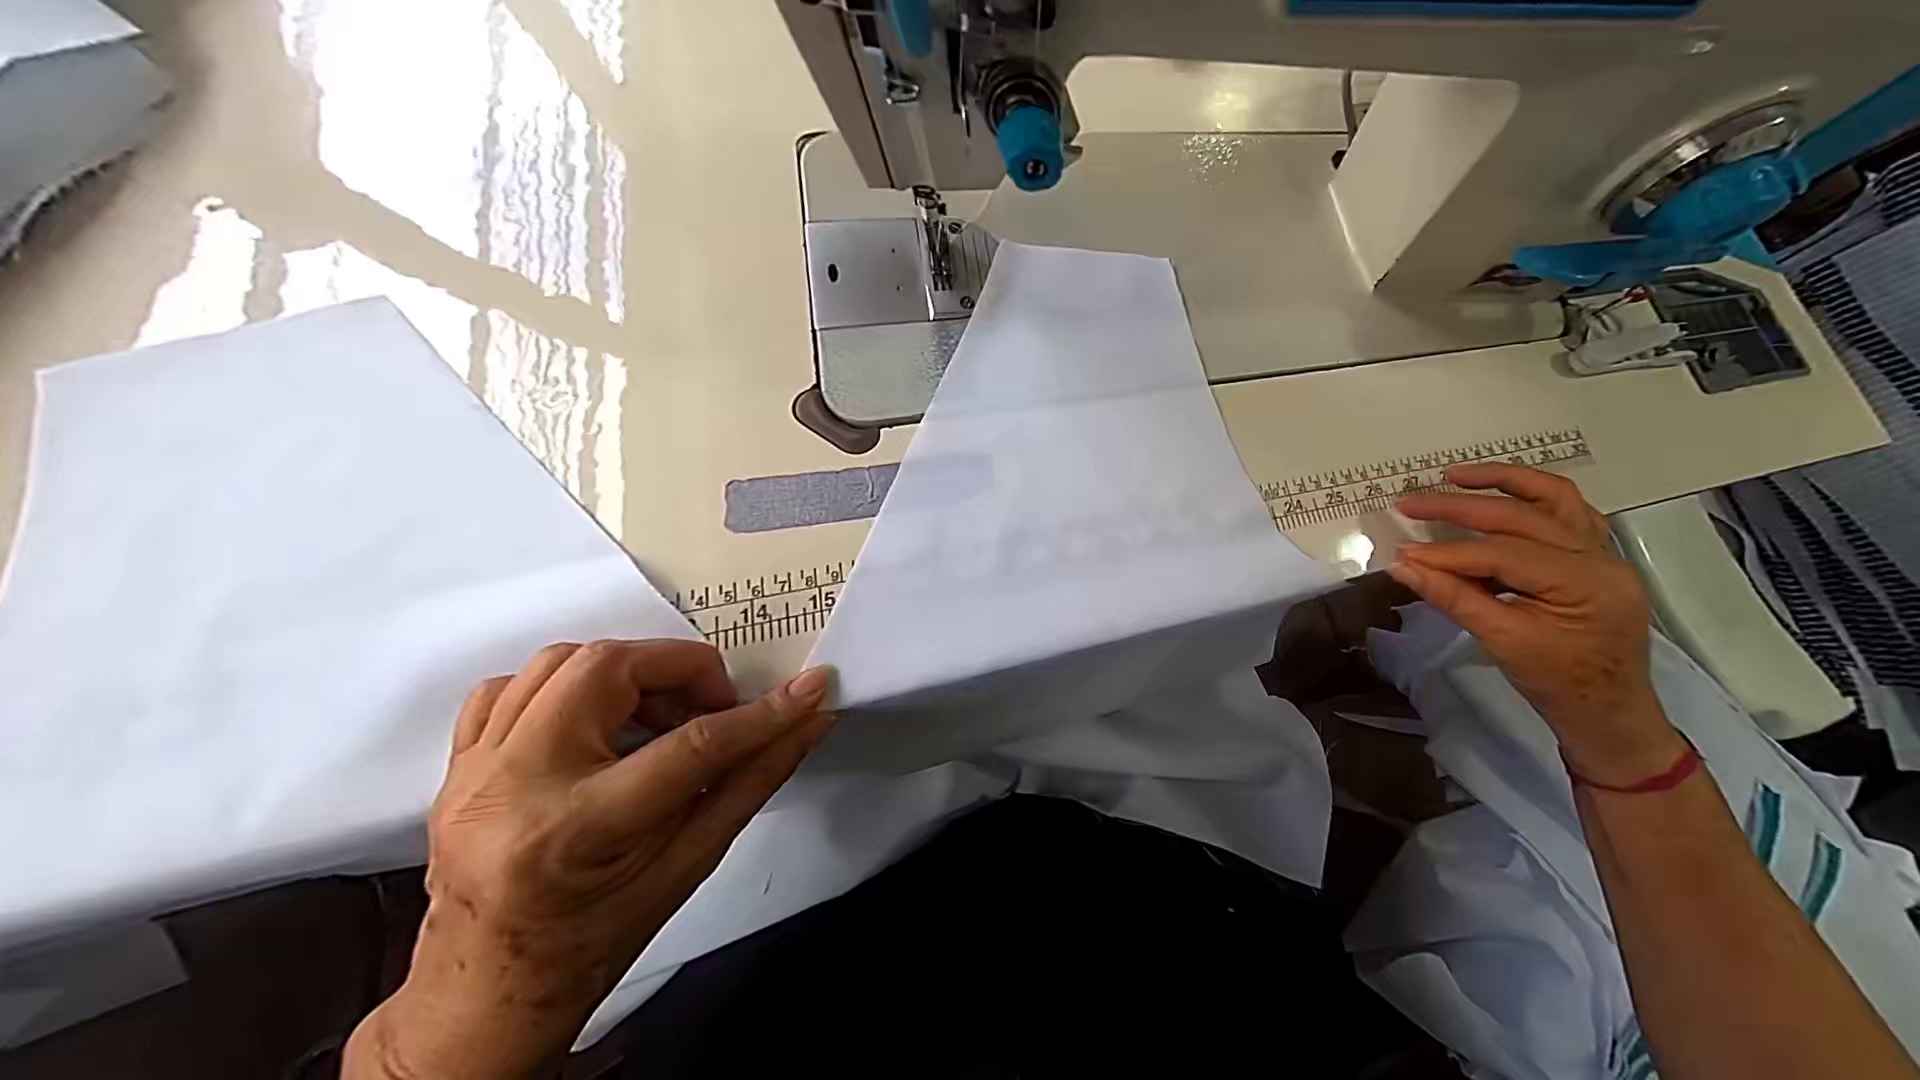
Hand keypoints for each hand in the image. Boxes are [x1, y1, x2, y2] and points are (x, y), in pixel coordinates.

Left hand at [343, 640, 835, 1079]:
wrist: (491, 991)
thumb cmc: (597, 940)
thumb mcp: (689, 864)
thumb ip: (752, 782)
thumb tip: (806, 723)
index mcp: (576, 831)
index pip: (690, 746)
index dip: (760, 714)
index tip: (806, 690)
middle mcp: (513, 786)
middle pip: (608, 669)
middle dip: (680, 670)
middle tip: (713, 706)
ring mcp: (474, 770)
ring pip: (561, 662)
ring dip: (629, 672)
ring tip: (661, 712)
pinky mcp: (457, 763)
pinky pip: (510, 686)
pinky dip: (566, 684)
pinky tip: (599, 717)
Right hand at [1387, 463, 1686, 785]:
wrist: (1607, 709)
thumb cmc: (1556, 681)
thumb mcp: (1500, 641)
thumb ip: (1452, 596)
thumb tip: (1403, 565)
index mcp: (1586, 584)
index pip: (1504, 553)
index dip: (1448, 551)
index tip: (1402, 551)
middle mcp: (1601, 558)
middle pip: (1523, 516)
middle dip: (1461, 506)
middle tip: (1409, 502)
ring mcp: (1603, 553)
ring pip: (1553, 498)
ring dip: (1502, 481)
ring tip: (1455, 476)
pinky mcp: (1594, 555)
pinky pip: (1564, 512)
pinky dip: (1527, 497)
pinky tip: (1496, 494)